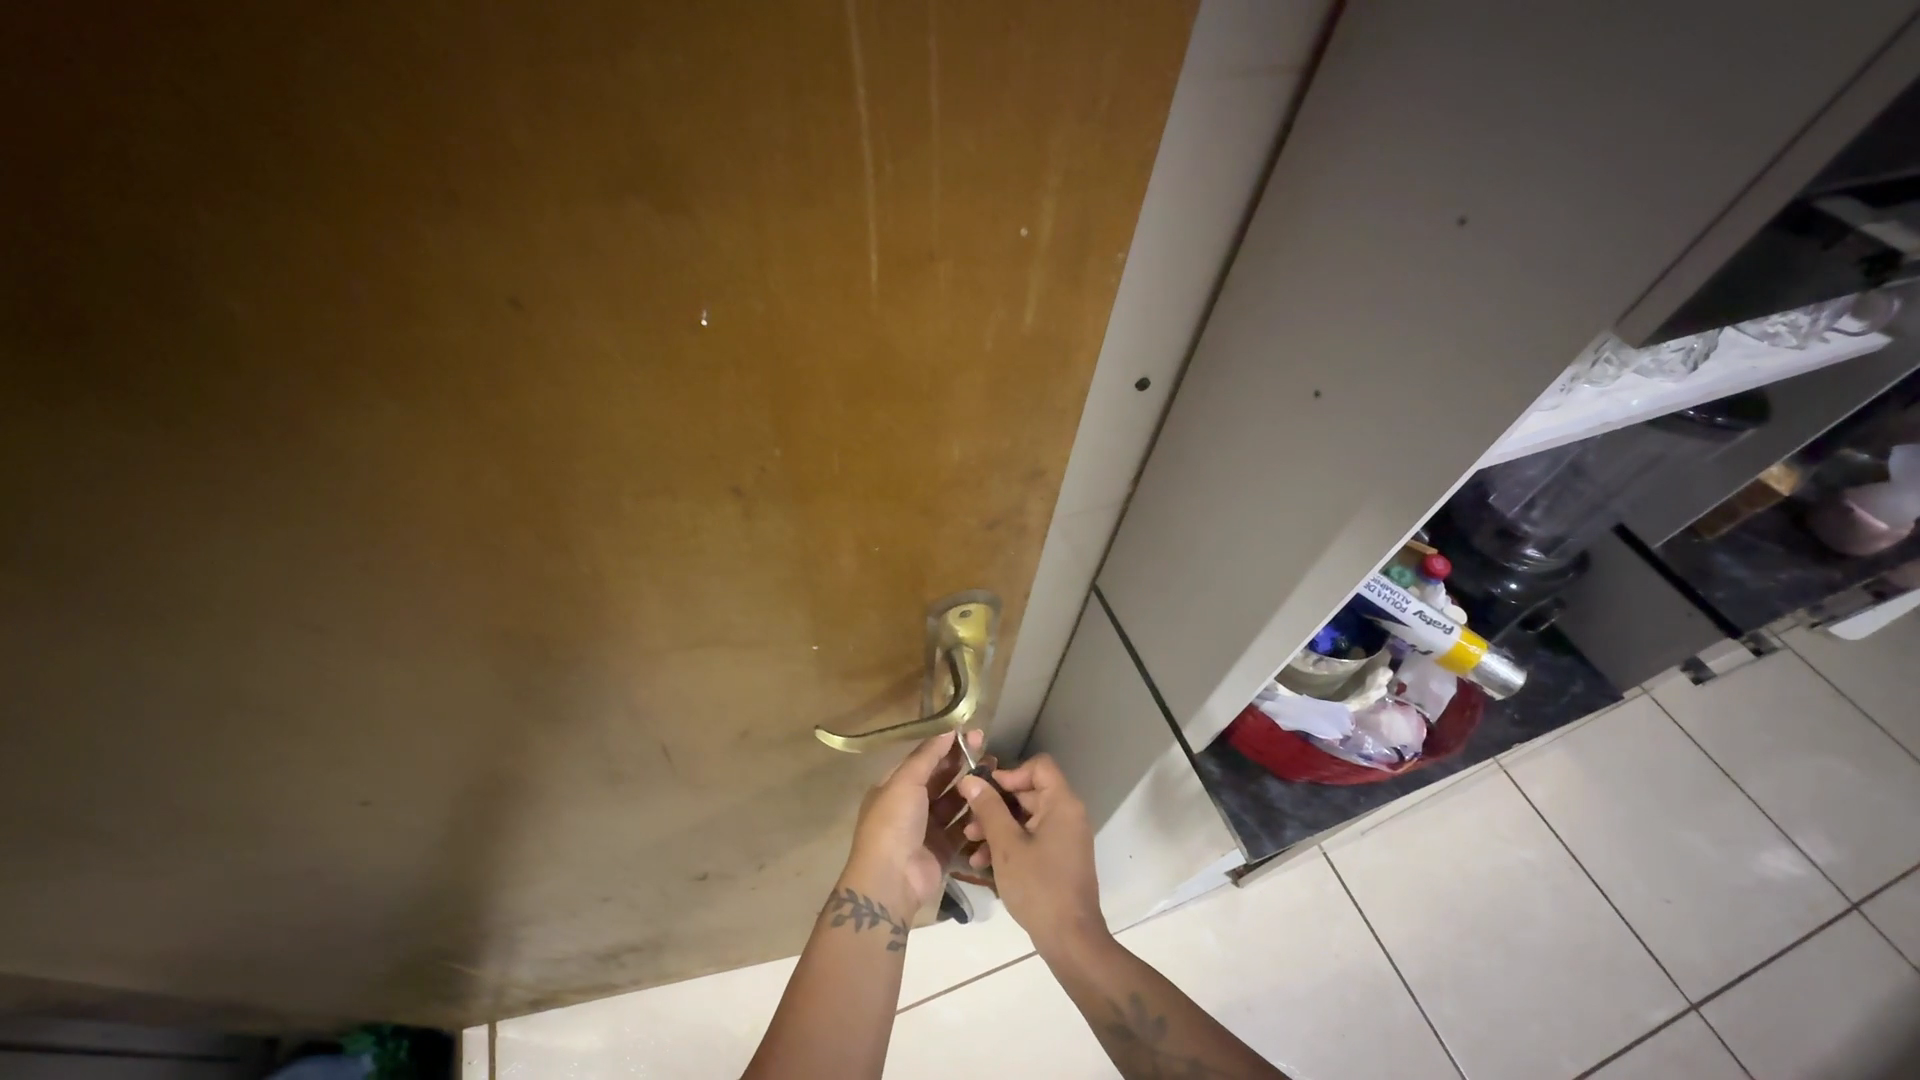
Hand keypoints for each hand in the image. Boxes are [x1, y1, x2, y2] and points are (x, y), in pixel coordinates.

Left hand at [841, 730, 979, 918]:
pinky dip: (975, 817)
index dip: (946, 746)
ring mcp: (927, 829)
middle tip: (989, 752)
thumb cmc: (893, 823)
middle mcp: (910, 805)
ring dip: (972, 789)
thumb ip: (927, 756)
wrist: (891, 880)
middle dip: (962, 765)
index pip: (923, 760)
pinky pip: (962, 828)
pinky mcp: (943, 849)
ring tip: (996, 774)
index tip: (972, 735)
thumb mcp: (905, 782)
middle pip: (940, 780)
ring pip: (954, 803)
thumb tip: (947, 729)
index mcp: (894, 786)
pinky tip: (991, 803)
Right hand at [957, 753, 1105, 954]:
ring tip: (971, 844)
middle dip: (996, 805)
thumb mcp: (1006, 845)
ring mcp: (1065, 838)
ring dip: (997, 827)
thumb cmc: (1038, 885)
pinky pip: (1032, 839)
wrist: (1070, 938)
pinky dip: (1010, 845)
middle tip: (969, 821)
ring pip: (1026, 819)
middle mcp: (1068, 815)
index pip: (1039, 767)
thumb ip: (988, 808)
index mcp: (1062, 804)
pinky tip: (982, 863)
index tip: (985, 791)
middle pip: (1029, 793)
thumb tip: (971, 780)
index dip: (1010, 773)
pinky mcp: (1059, 859)